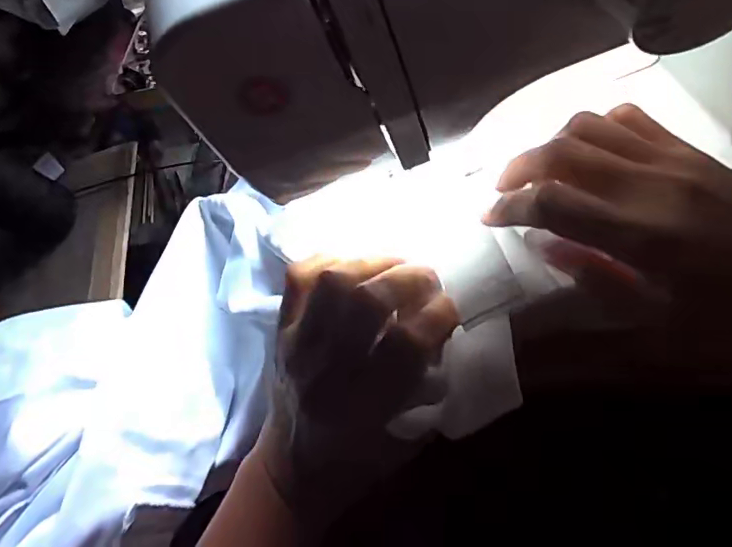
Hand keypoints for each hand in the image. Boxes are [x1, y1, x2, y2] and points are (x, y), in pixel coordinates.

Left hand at [254, 256, 459, 526]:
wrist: (291, 472)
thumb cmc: (360, 459)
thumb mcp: (406, 437)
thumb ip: (430, 384)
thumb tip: (448, 329)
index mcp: (363, 406)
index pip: (407, 343)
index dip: (439, 314)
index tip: (450, 309)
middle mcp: (327, 371)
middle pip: (368, 301)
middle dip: (410, 277)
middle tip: (428, 278)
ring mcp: (298, 345)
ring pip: (334, 281)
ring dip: (374, 262)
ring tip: (395, 266)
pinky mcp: (281, 328)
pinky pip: (300, 276)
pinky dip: (330, 259)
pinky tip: (355, 265)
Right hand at [484, 105, 731, 385]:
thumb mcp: (670, 332)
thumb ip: (602, 287)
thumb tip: (550, 252)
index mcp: (643, 234)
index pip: (553, 200)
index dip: (511, 206)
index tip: (488, 217)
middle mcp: (652, 182)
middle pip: (564, 148)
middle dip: (521, 165)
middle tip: (503, 191)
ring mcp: (675, 159)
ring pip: (594, 123)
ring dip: (555, 140)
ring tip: (542, 169)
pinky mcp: (695, 152)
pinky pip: (633, 118)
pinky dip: (599, 126)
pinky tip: (595, 150)